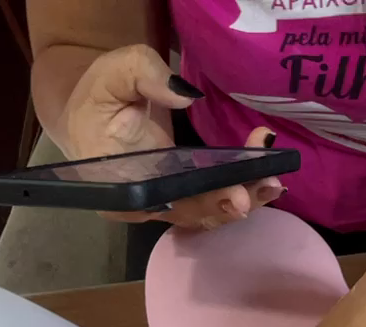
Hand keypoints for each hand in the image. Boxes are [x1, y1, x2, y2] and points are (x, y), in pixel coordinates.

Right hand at [60, 46, 282, 228]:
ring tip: (274, 183)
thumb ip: (142, 75)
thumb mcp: (111, 73)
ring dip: (246, 199)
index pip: (167, 199)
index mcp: (121, 184)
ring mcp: (167, 206)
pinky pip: (214, 203)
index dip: (202, 199)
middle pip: (195, 212)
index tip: (234, 193)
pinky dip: (243, 194)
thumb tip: (185, 96)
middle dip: (234, 200)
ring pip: (210, 213)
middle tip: (266, 185)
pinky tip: (268, 184)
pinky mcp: (184, 199)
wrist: (91, 114)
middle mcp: (146, 205)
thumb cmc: (98, 96)